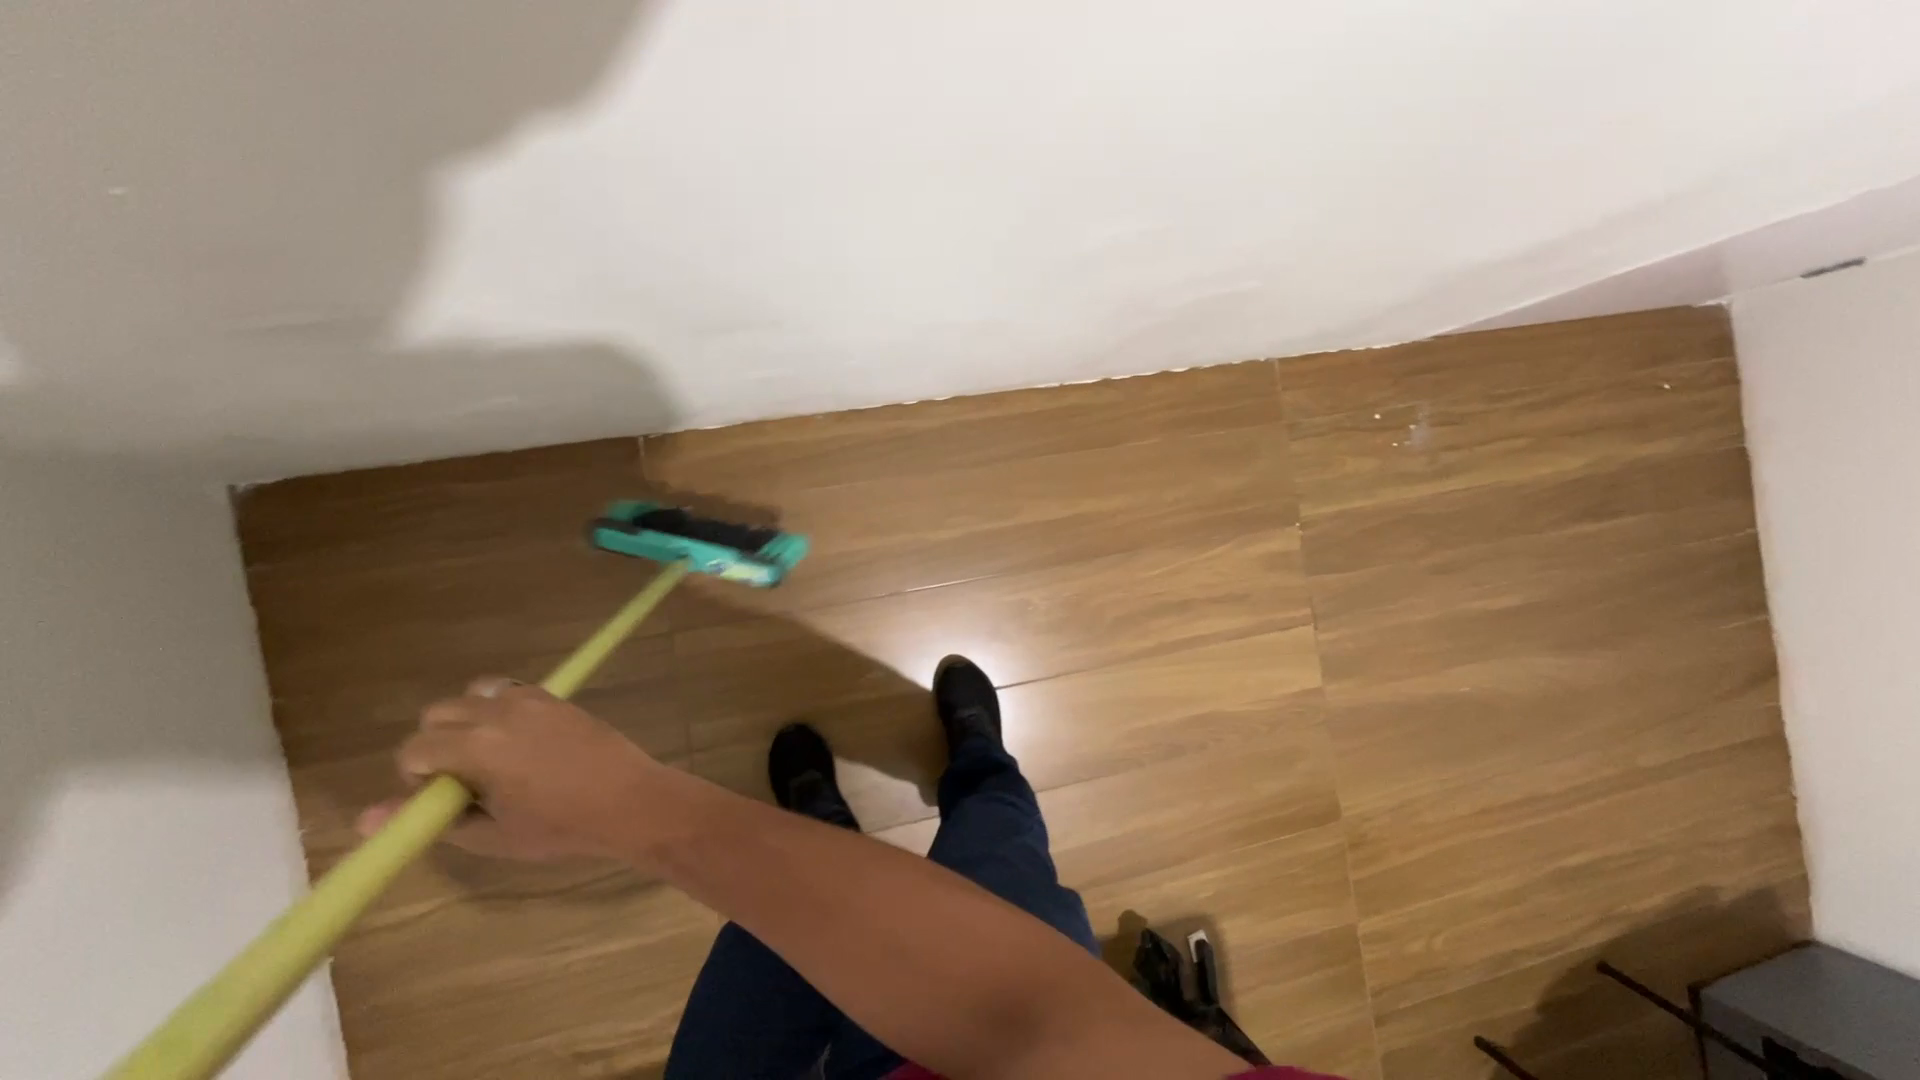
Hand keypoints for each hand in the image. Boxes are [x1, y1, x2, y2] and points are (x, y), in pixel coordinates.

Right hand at [356, 676, 660, 861]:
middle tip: (464, 780)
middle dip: (437, 744)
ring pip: (473, 694)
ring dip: (468, 720)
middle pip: (438, 714)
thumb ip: (432, 821)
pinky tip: (521, 742)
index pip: (414, 748)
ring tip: (491, 756)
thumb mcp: (491, 834)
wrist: (629, 800)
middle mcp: (498, 712)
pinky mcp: (555, 697)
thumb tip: (364, 820)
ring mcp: (531, 699)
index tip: (443, 799)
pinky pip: (510, 690)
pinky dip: (500, 708)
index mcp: (476, 746)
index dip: (417, 778)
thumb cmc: (561, 827)